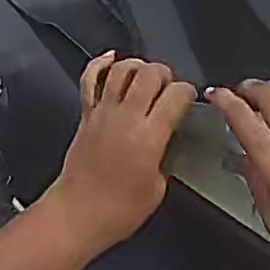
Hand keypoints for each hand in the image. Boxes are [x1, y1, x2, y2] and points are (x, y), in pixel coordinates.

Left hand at [42, 54, 196, 254]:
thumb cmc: (122, 209)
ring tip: (146, 73)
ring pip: (120, 70)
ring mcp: (102, 111)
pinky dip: (99, 63)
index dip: (187, 91)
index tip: (189, 96)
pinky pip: (89, 79)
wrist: (79, 212)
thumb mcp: (158, 187)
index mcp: (149, 137)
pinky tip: (111, 57)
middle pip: (148, 74)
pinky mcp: (85, 113)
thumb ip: (166, 155)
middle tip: (170, 84)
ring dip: (137, 65)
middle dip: (164, 73)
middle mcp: (125, 117)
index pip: (175, 96)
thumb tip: (170, 136)